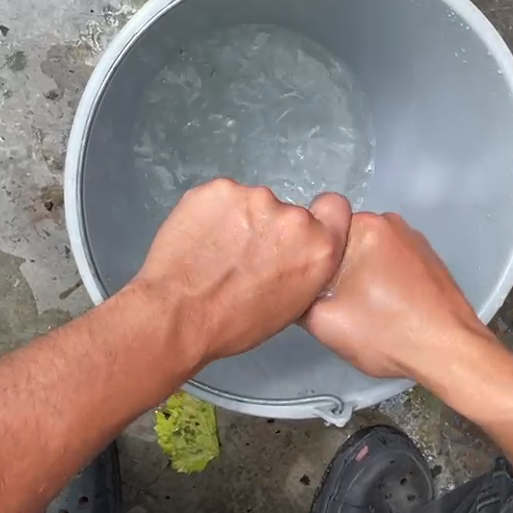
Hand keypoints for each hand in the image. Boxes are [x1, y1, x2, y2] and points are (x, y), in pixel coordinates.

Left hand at [128, 180, 351, 366]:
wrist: (177, 315)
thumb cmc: (233, 324)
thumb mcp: (289, 306)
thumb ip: (304, 267)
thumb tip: (293, 254)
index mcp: (318, 248)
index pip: (335, 209)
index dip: (318, 216)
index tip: (295, 233)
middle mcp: (293, 217)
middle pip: (286, 212)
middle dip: (268, 228)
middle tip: (241, 256)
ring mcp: (254, 198)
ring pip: (250, 204)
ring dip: (238, 220)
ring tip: (213, 251)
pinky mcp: (218, 188)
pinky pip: (221, 197)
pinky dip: (211, 213)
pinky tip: (197, 239)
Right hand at [301, 213, 492, 382]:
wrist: (450, 351)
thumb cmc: (388, 333)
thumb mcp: (324, 323)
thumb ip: (298, 299)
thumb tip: (294, 290)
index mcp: (364, 226)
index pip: (320, 233)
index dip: (311, 263)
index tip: (315, 289)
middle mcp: (390, 222)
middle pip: (344, 242)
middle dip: (337, 269)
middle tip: (336, 303)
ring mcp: (413, 239)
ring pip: (368, 253)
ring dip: (361, 275)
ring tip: (363, 308)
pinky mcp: (428, 258)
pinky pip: (392, 262)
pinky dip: (384, 280)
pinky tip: (386, 308)